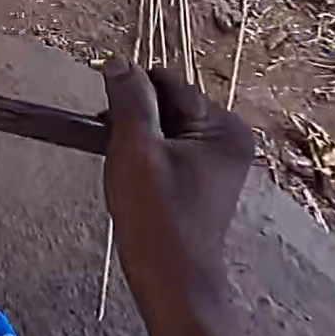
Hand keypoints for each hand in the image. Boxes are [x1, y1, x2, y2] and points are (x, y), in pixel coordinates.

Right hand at [100, 58, 253, 287]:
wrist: (170, 276)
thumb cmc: (155, 213)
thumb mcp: (136, 147)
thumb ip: (129, 98)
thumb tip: (117, 59)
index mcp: (224, 126)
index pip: (164, 81)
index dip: (129, 94)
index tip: (106, 119)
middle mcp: (228, 135)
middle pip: (162, 99)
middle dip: (132, 115)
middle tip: (115, 145)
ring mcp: (216, 155)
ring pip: (158, 119)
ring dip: (133, 132)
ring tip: (123, 161)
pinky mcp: (200, 171)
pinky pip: (163, 139)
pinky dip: (141, 147)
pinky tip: (132, 170)